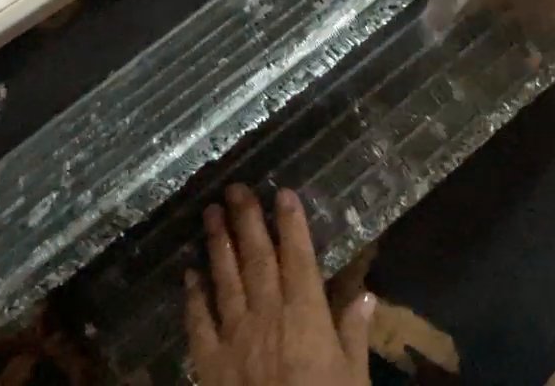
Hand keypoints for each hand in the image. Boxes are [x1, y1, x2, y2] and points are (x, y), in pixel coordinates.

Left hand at [186, 184, 372, 385]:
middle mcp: (268, 315)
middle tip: (235, 187)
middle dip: (247, 220)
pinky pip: (199, 323)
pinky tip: (188, 273)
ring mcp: (235, 338)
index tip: (283, 191)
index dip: (291, 223)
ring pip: (225, 280)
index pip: (298, 257)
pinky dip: (193, 296)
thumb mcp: (352, 378)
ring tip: (210, 213)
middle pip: (257, 259)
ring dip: (218, 244)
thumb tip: (365, 295)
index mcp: (306, 314)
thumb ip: (354, 335)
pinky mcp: (209, 365)